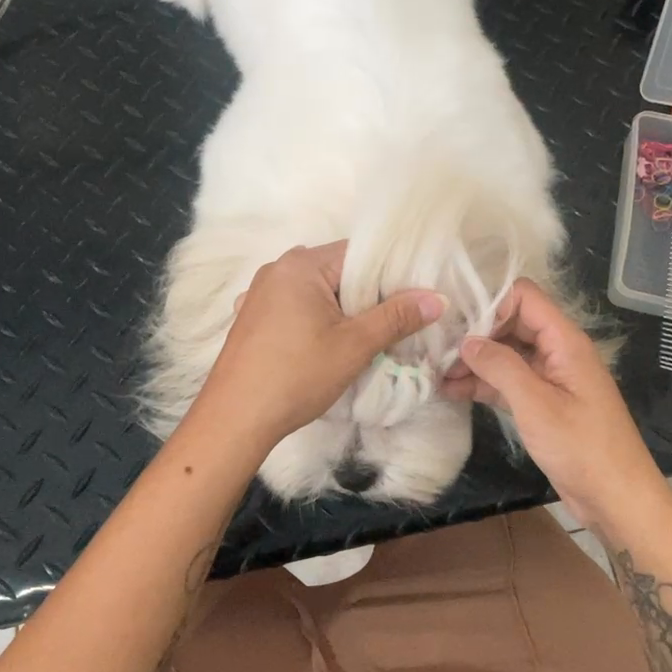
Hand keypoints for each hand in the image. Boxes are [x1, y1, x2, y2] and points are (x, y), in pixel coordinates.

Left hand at [189, 241, 444, 451]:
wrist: (235, 419)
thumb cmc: (297, 375)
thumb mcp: (355, 346)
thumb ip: (396, 317)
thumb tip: (437, 298)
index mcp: (301, 264)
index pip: (359, 252)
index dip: (390, 272)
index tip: (414, 296)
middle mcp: (277, 268)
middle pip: (337, 270)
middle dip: (367, 293)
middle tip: (397, 319)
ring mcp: (260, 293)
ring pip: (317, 290)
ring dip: (343, 309)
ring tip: (368, 334)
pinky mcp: (252, 317)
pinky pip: (296, 306)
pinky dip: (317, 318)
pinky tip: (328, 344)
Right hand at [443, 278, 670, 530]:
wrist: (618, 499)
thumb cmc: (582, 448)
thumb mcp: (536, 405)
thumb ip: (500, 367)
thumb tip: (466, 341)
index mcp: (564, 340)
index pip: (523, 297)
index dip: (490, 303)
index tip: (457, 323)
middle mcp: (557, 351)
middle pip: (511, 323)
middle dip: (475, 333)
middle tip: (435, 348)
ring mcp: (550, 377)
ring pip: (507, 354)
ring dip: (475, 361)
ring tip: (435, 372)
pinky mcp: (544, 403)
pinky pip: (509, 382)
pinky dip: (483, 384)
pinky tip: (452, 391)